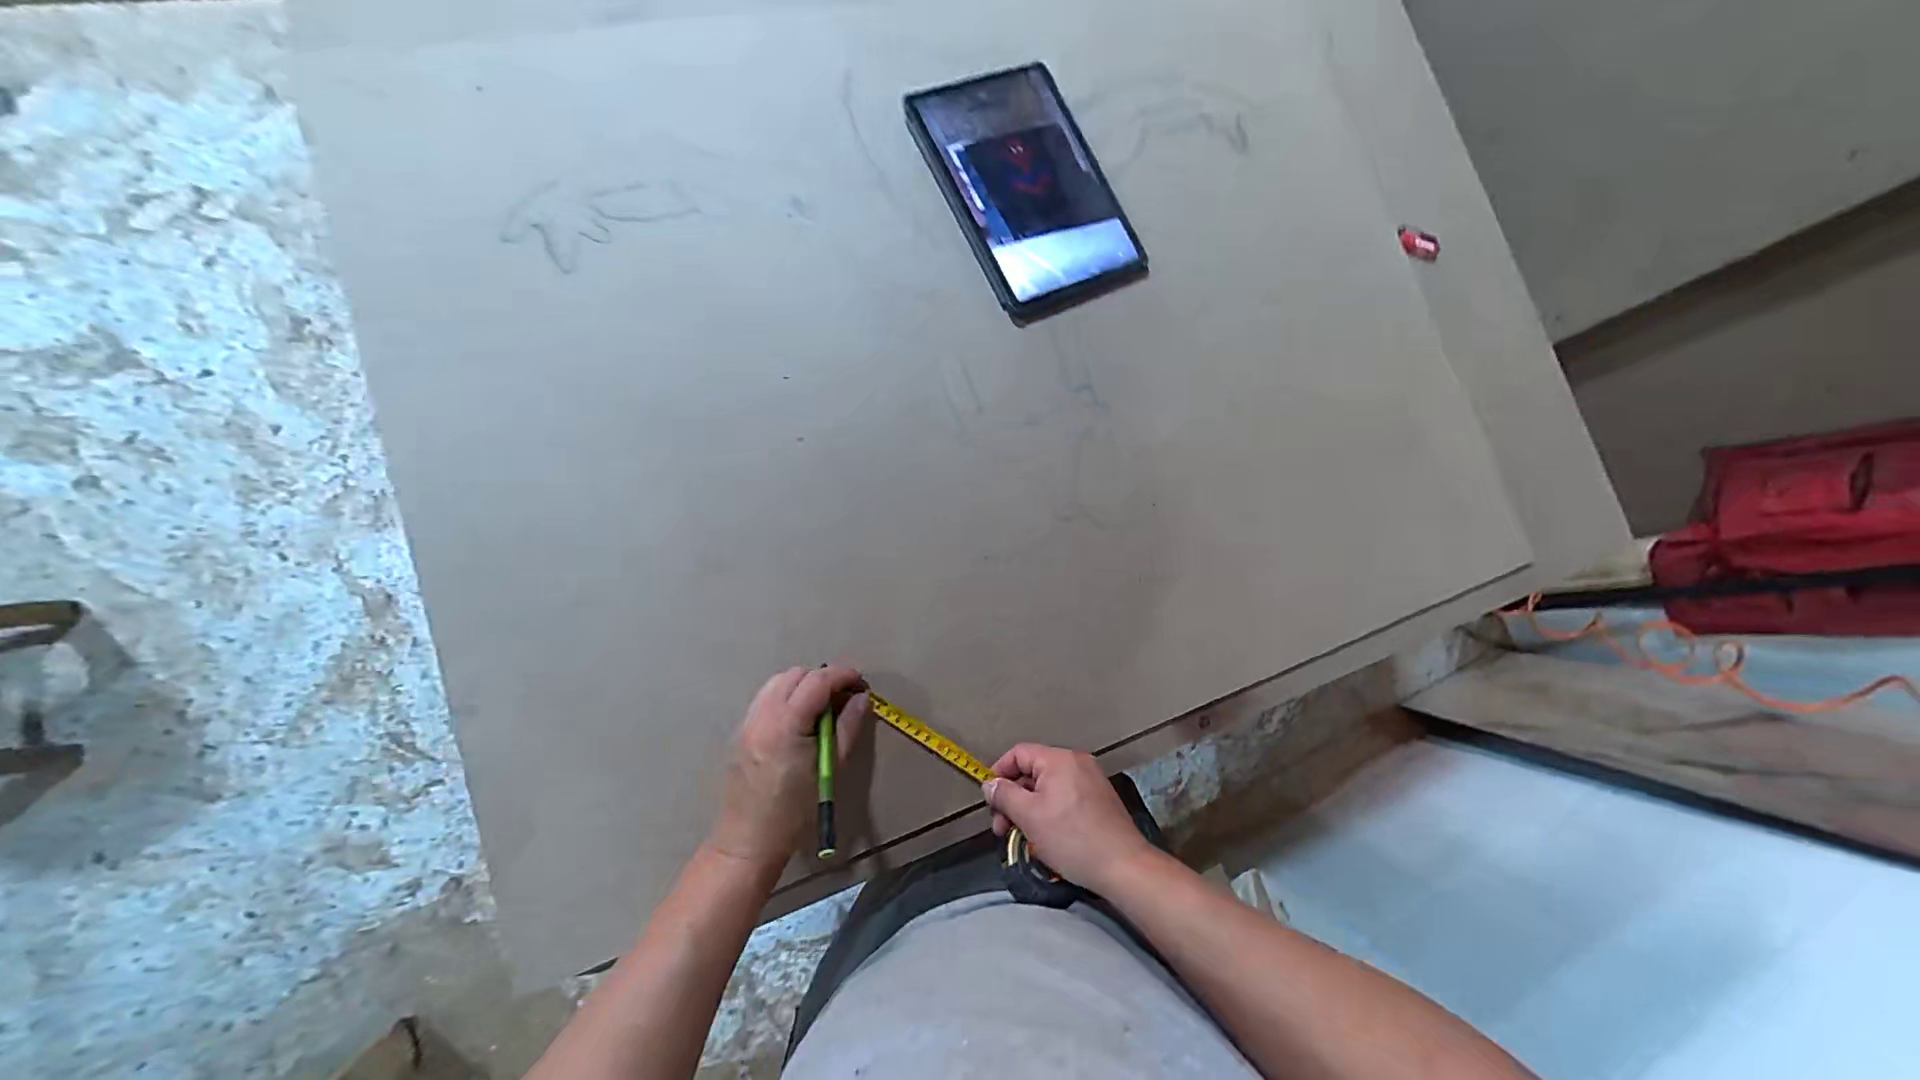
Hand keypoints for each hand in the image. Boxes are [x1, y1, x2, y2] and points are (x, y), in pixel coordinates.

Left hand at [709, 665, 866, 870]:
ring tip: (823, 708)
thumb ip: (848, 727)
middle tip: (844, 698)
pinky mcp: (740, 731)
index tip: (860, 682)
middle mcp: (762, 715)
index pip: (817, 681)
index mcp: (785, 725)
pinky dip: (786, 696)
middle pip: (796, 675)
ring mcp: (747, 722)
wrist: (748, 841)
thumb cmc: (795, 811)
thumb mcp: (830, 769)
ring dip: (803, 685)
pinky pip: (766, 698)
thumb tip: (861, 698)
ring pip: (778, 682)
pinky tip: (800, 720)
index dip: (842, 675)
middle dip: (823, 678)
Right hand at [981, 743, 1157, 893]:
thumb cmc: (1073, 839)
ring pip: (1048, 787)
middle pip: (1033, 771)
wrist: (1123, 866)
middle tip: (1002, 827)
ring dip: (1029, 808)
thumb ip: (1005, 795)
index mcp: (1060, 759)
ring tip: (1022, 836)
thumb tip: (990, 784)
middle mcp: (1077, 762)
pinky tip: (1044, 836)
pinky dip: (1048, 812)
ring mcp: (1091, 780)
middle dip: (1013, 798)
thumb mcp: (1029, 816)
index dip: (999, 773)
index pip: (1019, 753)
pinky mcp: (1099, 799)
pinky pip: (1064, 797)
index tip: (990, 800)